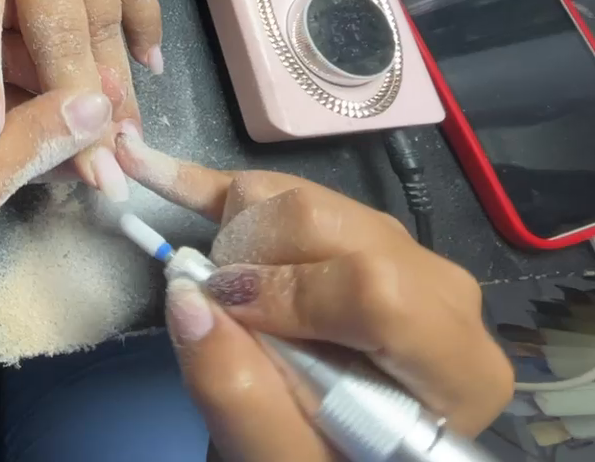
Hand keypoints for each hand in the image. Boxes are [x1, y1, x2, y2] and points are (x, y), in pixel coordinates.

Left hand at [0, 0, 113, 315]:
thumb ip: (33, 136)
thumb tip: (97, 102)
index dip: (45, 11)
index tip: (101, 42)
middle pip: (0, 48)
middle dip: (58, 80)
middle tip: (119, 114)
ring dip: (46, 119)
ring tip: (109, 149)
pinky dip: (20, 143)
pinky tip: (70, 165)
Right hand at [113, 127, 513, 459]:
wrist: (320, 451)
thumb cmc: (318, 459)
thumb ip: (244, 400)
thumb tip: (188, 298)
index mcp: (453, 362)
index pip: (377, 290)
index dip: (287, 294)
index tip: (226, 314)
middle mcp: (434, 288)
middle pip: (324, 224)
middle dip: (246, 256)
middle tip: (217, 305)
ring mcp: (384, 245)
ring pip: (288, 196)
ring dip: (229, 233)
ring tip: (216, 287)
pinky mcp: (325, 223)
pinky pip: (262, 187)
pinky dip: (194, 179)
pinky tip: (141, 163)